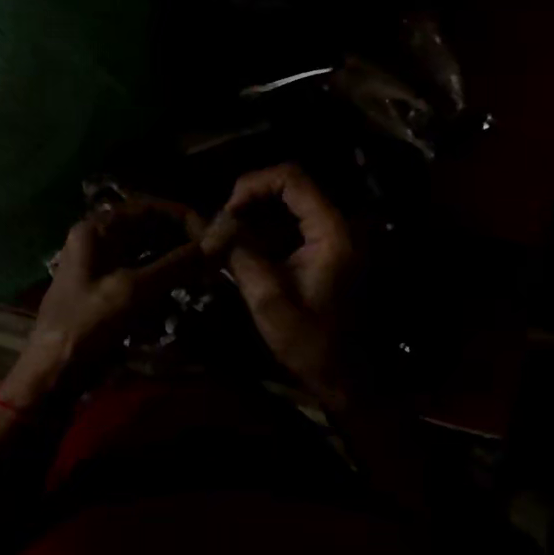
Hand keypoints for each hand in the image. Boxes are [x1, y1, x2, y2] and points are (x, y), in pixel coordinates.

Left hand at [0, 200, 204, 413]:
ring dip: (176, 264)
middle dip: (182, 243)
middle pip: (150, 229)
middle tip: (215, 261)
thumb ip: (178, 264)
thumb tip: (222, 240)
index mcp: (96, 229)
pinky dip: (163, 282)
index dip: (184, 219)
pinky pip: (141, 276)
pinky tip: (183, 294)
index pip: (149, 208)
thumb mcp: (134, 291)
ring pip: (148, 253)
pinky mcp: (106, 290)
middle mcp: (97, 240)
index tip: (215, 238)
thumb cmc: (87, 324)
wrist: (53, 370)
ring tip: (205, 278)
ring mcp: (101, 265)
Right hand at [204, 165, 358, 405]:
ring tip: (226, 239)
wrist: (343, 375)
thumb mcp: (267, 298)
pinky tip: (242, 250)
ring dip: (253, 215)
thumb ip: (239, 254)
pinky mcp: (324, 251)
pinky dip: (264, 230)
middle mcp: (337, 225)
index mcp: (332, 231)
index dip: (252, 186)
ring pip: (287, 204)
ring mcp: (333, 237)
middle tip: (221, 226)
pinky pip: (291, 225)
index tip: (227, 213)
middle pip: (289, 186)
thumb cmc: (310, 341)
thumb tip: (210, 225)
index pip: (291, 179)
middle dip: (249, 200)